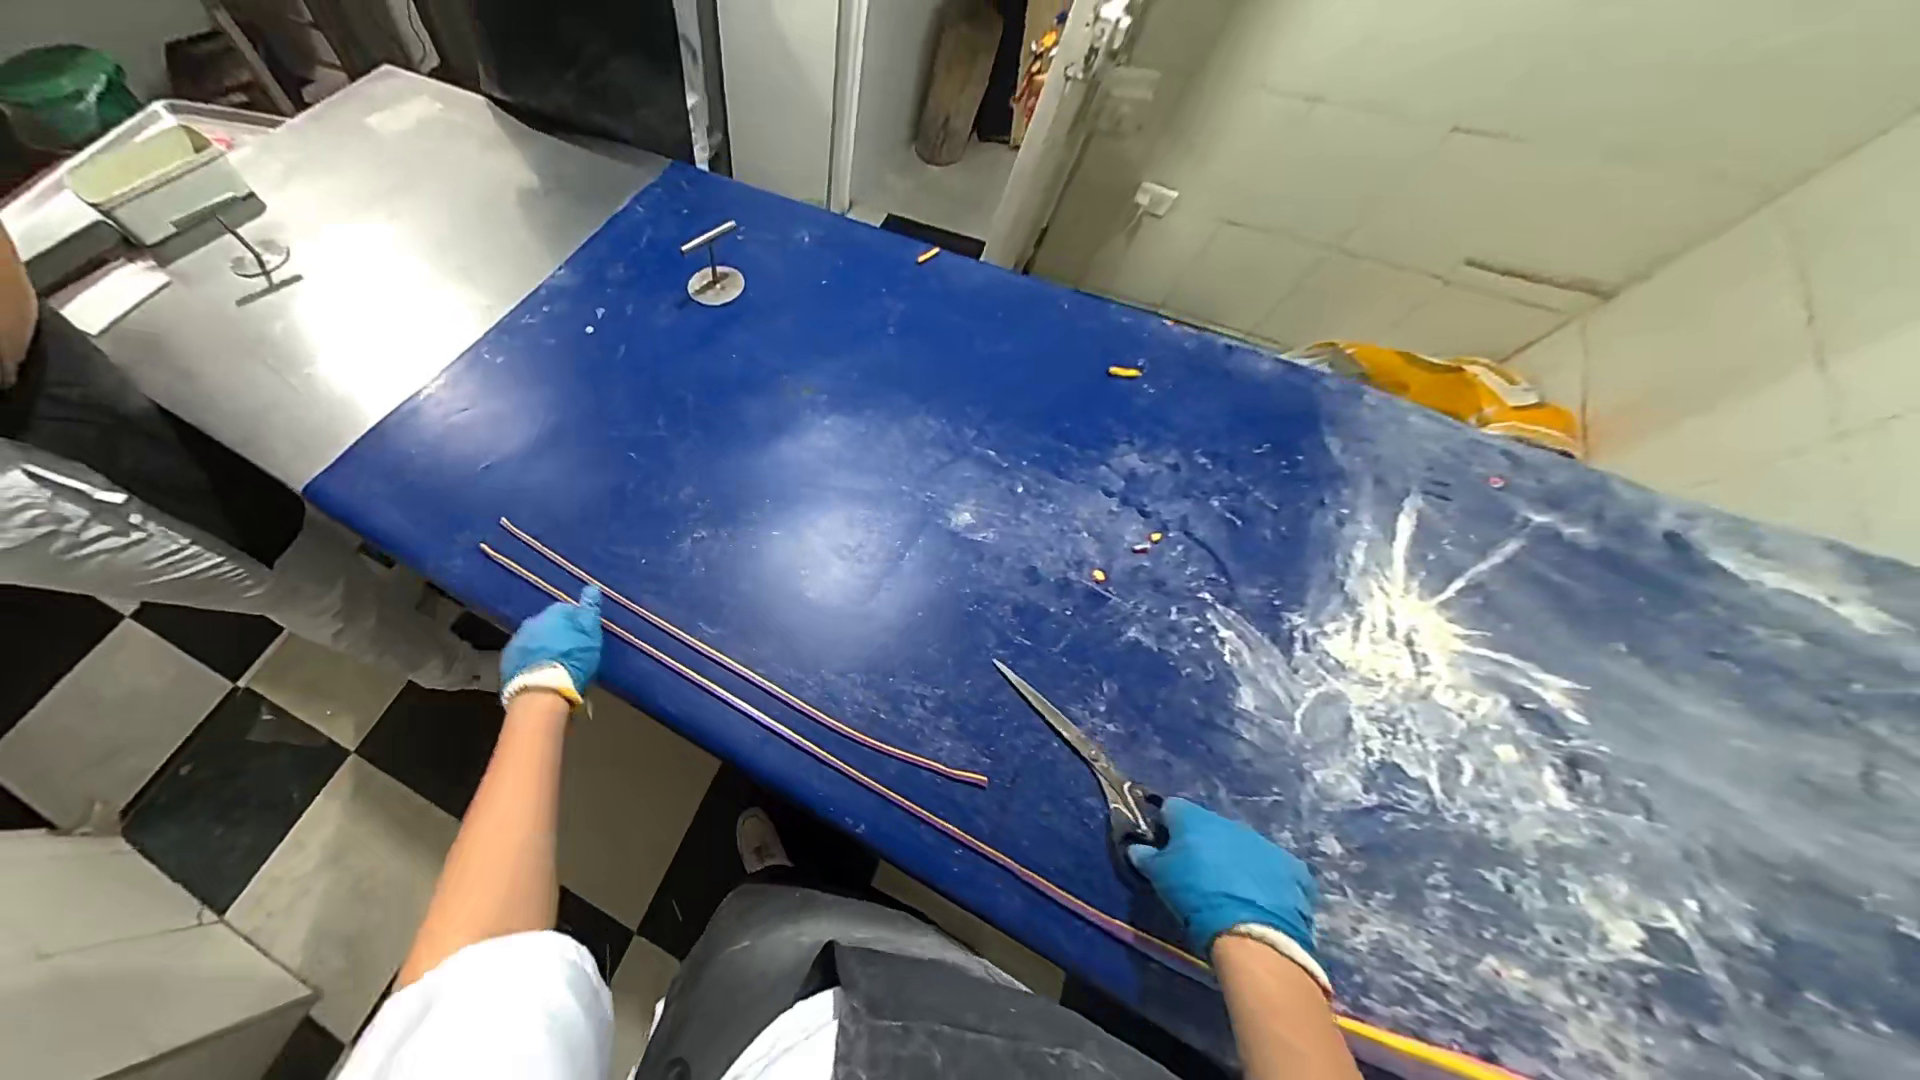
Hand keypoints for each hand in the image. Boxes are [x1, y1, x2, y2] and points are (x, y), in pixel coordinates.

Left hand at [500, 585, 603, 703]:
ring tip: (557, 663)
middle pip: (549, 624)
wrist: (542, 691)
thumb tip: (591, 587)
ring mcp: (516, 641)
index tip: (585, 637)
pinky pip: (524, 655)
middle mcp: (531, 622)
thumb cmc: (573, 659)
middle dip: (559, 633)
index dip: (578, 623)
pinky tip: (542, 672)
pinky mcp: (507, 660)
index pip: (568, 609)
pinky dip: (532, 659)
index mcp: (553, 613)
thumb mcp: (591, 635)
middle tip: (572, 650)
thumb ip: (591, 611)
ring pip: (535, 639)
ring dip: (544, 646)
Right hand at [1127, 798, 1319, 962]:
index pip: (1171, 808)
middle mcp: (1229, 822)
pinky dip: (1266, 880)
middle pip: (1208, 827)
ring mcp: (1263, 843)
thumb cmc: (1194, 899)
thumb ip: (1145, 856)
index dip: (1166, 826)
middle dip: (1203, 845)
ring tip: (1229, 893)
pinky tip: (1261, 902)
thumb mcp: (1158, 878)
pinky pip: (1273, 868)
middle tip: (1196, 875)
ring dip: (1234, 861)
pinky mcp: (1292, 868)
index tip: (1164, 849)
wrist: (1251, 935)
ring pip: (1242, 846)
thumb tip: (1137, 847)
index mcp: (1193, 818)